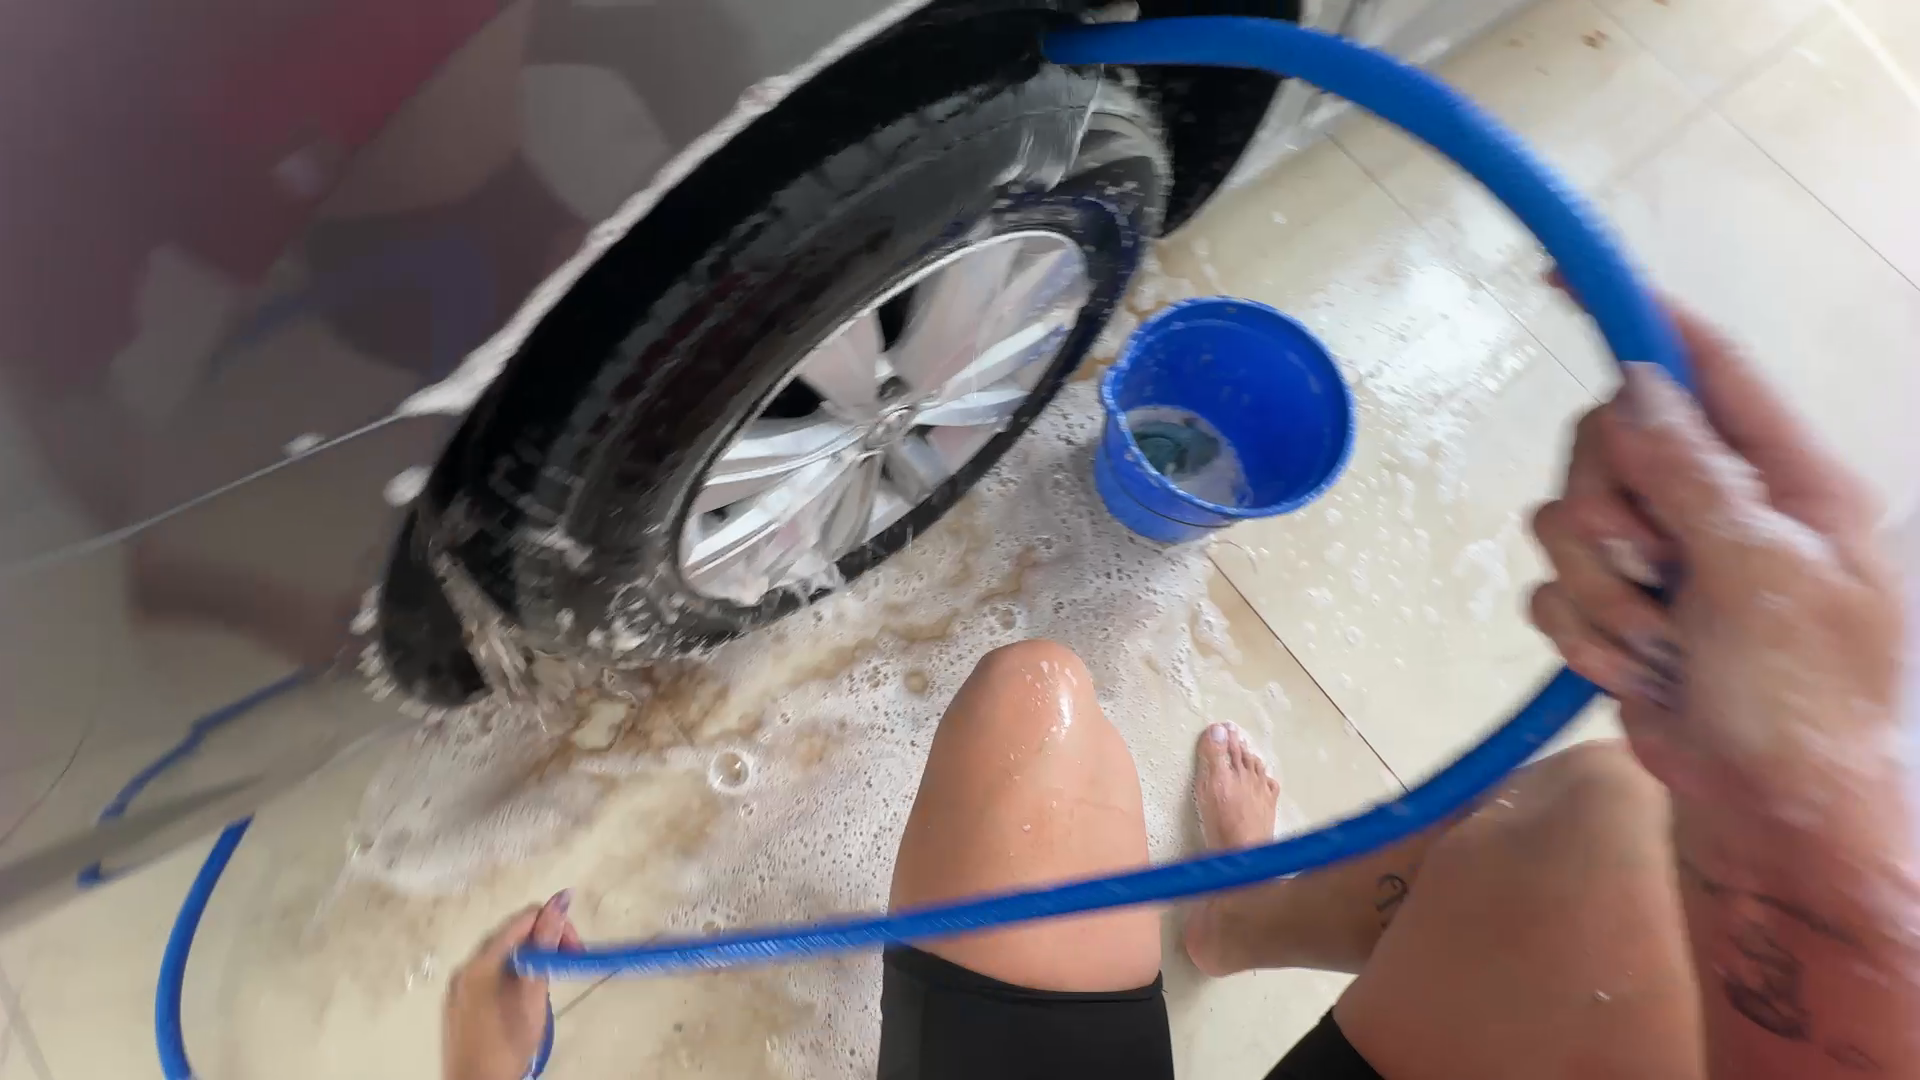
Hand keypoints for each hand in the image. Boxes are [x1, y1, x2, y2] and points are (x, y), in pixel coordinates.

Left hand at [444, 891, 580, 1079]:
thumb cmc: (509, 1042)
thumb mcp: (534, 990)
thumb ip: (546, 942)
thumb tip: (562, 899)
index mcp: (483, 961)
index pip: (526, 917)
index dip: (556, 924)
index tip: (575, 949)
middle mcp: (466, 966)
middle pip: (514, 932)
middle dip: (545, 939)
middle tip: (566, 962)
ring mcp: (459, 986)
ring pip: (504, 952)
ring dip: (532, 955)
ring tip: (548, 980)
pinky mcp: (459, 1003)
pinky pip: (492, 971)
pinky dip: (514, 970)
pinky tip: (525, 993)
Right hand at [1528, 305, 1901, 820]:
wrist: (1766, 797)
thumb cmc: (1802, 691)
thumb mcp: (1766, 572)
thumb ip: (1697, 472)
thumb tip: (1637, 386)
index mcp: (1779, 479)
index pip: (1701, 370)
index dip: (1638, 319)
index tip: (1566, 284)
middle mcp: (1707, 504)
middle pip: (1601, 451)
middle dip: (1609, 516)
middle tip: (1656, 570)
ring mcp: (1652, 556)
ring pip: (1560, 525)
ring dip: (1598, 593)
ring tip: (1659, 641)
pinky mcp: (1605, 602)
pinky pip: (1547, 590)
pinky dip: (1582, 633)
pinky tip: (1634, 665)